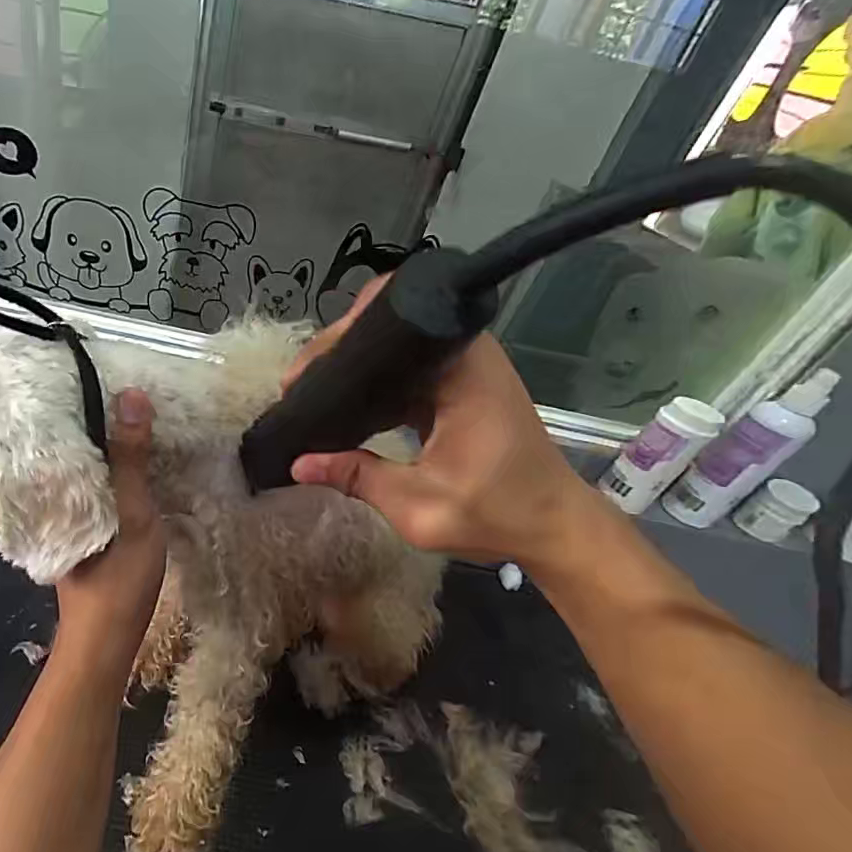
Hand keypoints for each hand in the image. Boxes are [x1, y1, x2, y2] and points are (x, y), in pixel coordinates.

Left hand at [53, 388, 166, 673]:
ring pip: (82, 464)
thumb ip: (131, 459)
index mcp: (59, 488)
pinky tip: (127, 457)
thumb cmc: (118, 578)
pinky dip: (107, 465)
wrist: (107, 639)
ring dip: (99, 440)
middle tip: (110, 382)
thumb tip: (131, 395)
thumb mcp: (133, 514)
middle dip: (87, 415)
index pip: (62, 429)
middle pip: (70, 444)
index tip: (91, 368)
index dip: (76, 398)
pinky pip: (92, 483)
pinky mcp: (82, 524)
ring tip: (122, 411)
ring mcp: (67, 512)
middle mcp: (55, 495)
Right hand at [286, 277, 605, 567]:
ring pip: (396, 351)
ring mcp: (464, 366)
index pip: (388, 327)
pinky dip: (378, 386)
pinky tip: (347, 404)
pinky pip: (409, 372)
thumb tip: (300, 464)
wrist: (552, 524)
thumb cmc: (499, 513)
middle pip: (389, 330)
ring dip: (358, 369)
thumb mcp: (420, 506)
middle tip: (298, 384)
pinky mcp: (460, 384)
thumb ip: (359, 480)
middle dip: (341, 352)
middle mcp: (464, 353)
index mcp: (461, 367)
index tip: (305, 372)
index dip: (341, 340)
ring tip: (312, 392)